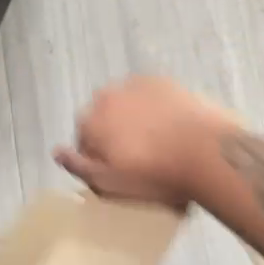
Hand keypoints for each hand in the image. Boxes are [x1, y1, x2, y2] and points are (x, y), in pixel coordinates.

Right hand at [54, 77, 235, 205]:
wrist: (207, 152)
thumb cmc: (154, 174)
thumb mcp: (110, 183)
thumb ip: (78, 166)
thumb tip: (56, 152)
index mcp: (89, 121)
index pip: (82, 141)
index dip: (97, 159)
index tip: (115, 174)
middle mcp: (107, 96)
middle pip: (103, 119)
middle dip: (113, 135)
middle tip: (136, 160)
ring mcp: (137, 85)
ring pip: (127, 106)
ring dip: (133, 120)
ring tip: (156, 145)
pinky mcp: (166, 82)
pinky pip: (151, 98)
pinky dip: (155, 110)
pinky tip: (171, 129)